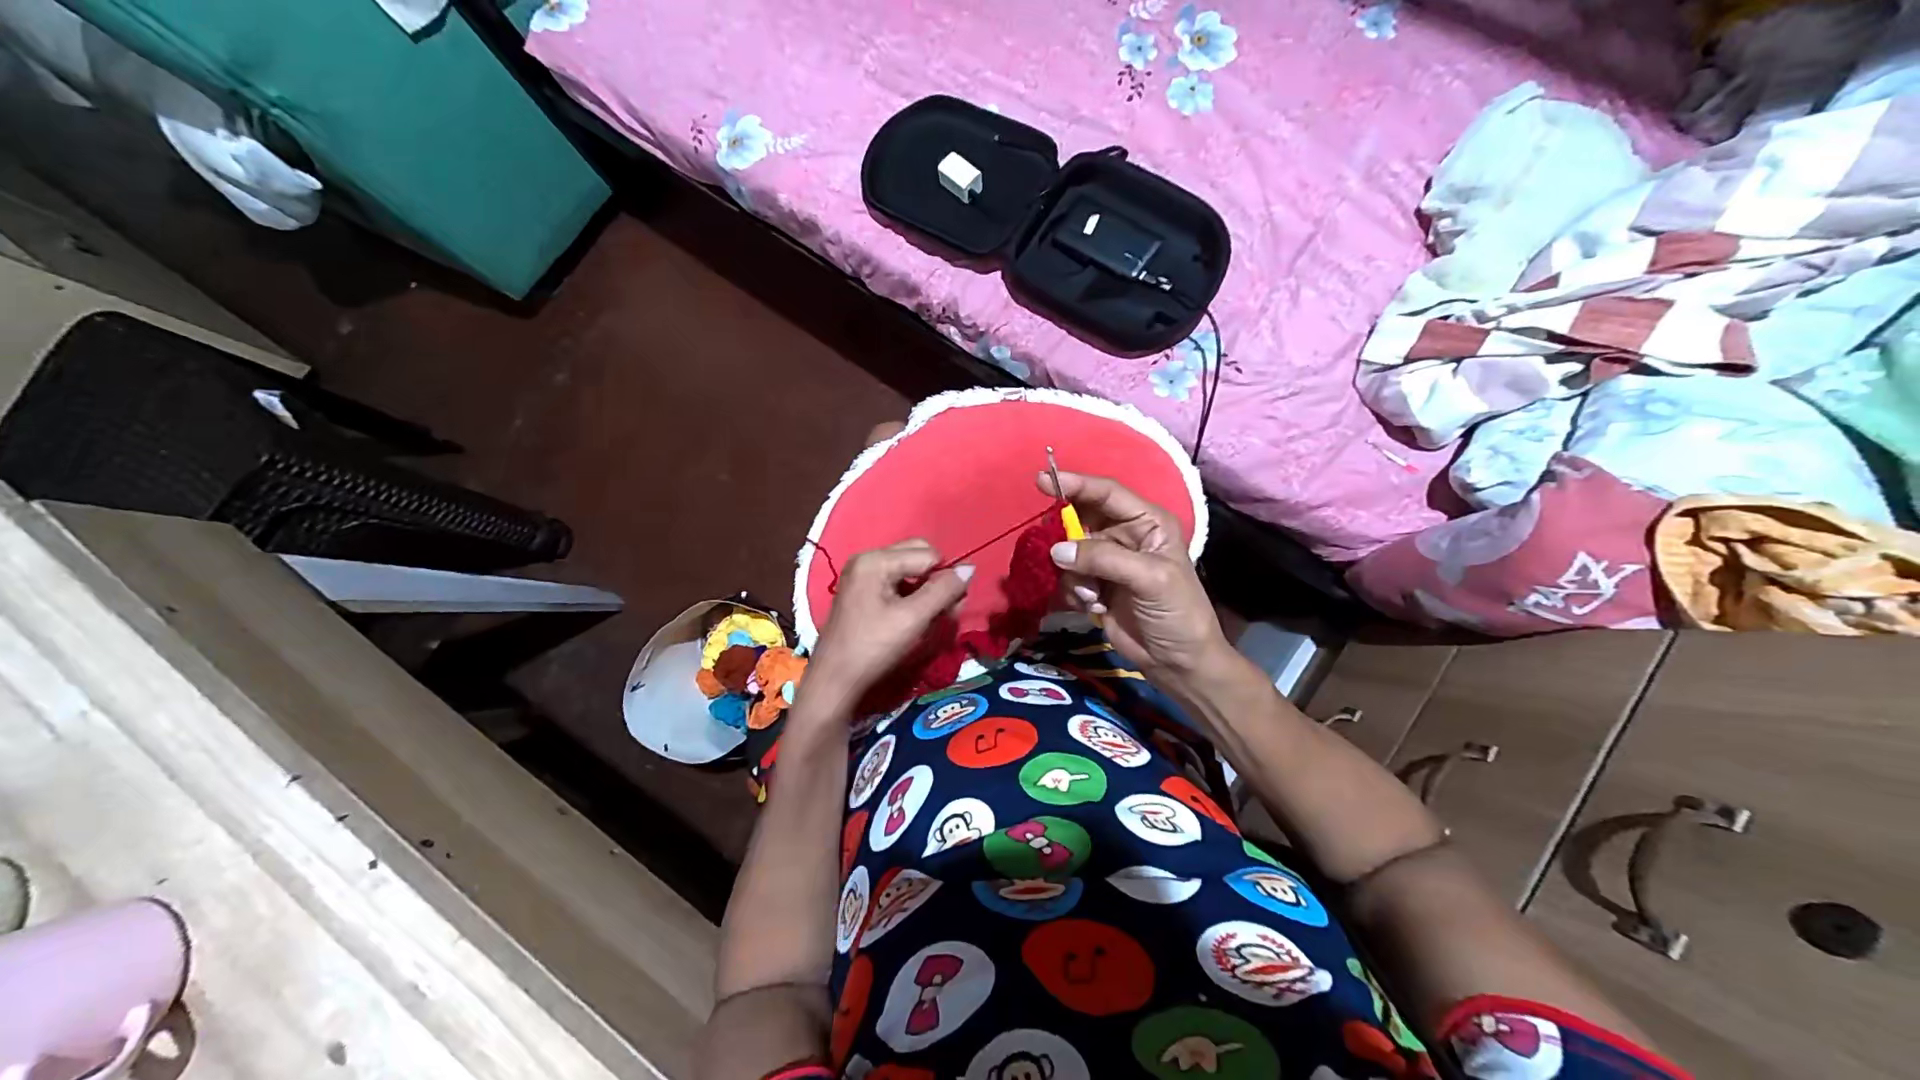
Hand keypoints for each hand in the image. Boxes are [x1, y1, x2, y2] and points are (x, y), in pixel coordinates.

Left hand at [801, 540, 972, 711]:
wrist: (835, 680)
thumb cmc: (874, 648)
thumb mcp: (914, 618)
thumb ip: (944, 590)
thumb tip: (970, 568)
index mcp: (875, 560)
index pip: (928, 554)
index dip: (945, 578)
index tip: (949, 608)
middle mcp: (866, 559)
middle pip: (917, 555)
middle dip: (935, 580)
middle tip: (941, 611)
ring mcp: (861, 574)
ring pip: (908, 569)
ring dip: (924, 590)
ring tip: (928, 618)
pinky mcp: (860, 591)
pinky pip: (895, 582)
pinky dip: (910, 596)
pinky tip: (911, 619)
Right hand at [1038, 471, 1229, 683]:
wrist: (1179, 663)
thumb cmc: (1177, 613)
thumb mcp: (1150, 578)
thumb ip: (1104, 559)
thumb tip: (1057, 551)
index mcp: (1147, 522)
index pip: (1106, 493)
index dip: (1075, 484)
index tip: (1042, 481)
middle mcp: (1125, 536)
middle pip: (1081, 520)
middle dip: (1066, 538)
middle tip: (1060, 557)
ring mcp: (1107, 562)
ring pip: (1068, 552)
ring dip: (1073, 575)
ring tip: (1093, 596)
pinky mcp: (1094, 586)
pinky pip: (1067, 578)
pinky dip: (1073, 591)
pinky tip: (1093, 607)